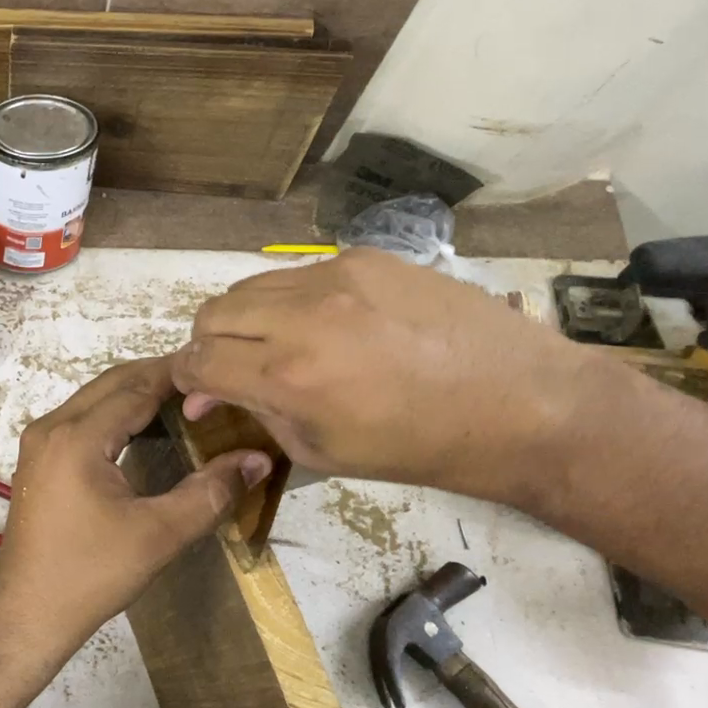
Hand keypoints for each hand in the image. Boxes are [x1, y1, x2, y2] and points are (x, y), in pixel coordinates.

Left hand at [0, 357, 269, 657]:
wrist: (28, 609)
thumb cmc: (90, 573)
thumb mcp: (159, 534)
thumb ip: (211, 492)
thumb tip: (260, 458)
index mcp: (76, 436)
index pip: (135, 387)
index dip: (178, 375)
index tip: (220, 369)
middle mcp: (51, 427)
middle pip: (111, 384)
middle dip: (158, 375)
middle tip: (208, 380)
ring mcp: (39, 442)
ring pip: (93, 398)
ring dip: (135, 393)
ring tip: (186, 399)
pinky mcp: (38, 460)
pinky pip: (81, 419)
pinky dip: (115, 413)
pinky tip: (146, 428)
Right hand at [170, 248, 617, 501]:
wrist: (522, 403)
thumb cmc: (417, 446)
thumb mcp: (319, 450)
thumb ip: (253, 413)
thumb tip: (205, 393)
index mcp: (289, 377)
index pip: (196, 360)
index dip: (185, 376)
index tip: (196, 388)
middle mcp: (301, 317)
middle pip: (210, 314)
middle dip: (208, 344)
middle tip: (234, 367)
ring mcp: (335, 278)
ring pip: (247, 286)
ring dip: (245, 318)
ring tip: (278, 343)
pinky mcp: (365, 257)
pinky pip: (297, 274)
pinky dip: (291, 300)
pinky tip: (328, 323)